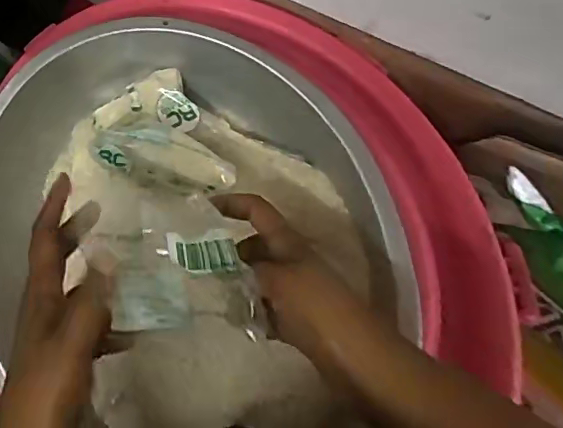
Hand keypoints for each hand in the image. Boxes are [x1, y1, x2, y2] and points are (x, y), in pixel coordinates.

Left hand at [0, 174, 110, 427]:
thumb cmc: (47, 383)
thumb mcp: (70, 340)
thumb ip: (89, 300)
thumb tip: (106, 253)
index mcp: (40, 293)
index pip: (42, 238)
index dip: (52, 207)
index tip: (64, 179)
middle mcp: (43, 306)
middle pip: (56, 258)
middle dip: (74, 231)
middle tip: (98, 209)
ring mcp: (53, 333)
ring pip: (75, 290)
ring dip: (95, 273)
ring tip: (122, 262)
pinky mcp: (65, 359)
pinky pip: (88, 328)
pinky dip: (107, 321)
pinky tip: (131, 331)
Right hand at [215, 193, 547, 427]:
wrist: (362, 361)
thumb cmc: (319, 309)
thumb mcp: (278, 280)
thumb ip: (250, 269)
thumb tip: (227, 265)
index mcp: (288, 242)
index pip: (257, 209)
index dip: (232, 202)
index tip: (204, 206)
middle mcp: (292, 260)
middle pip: (255, 245)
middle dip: (229, 249)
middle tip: (200, 260)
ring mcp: (298, 290)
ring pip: (259, 277)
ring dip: (238, 282)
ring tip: (213, 291)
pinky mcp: (301, 321)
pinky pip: (268, 308)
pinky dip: (253, 311)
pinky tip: (240, 320)